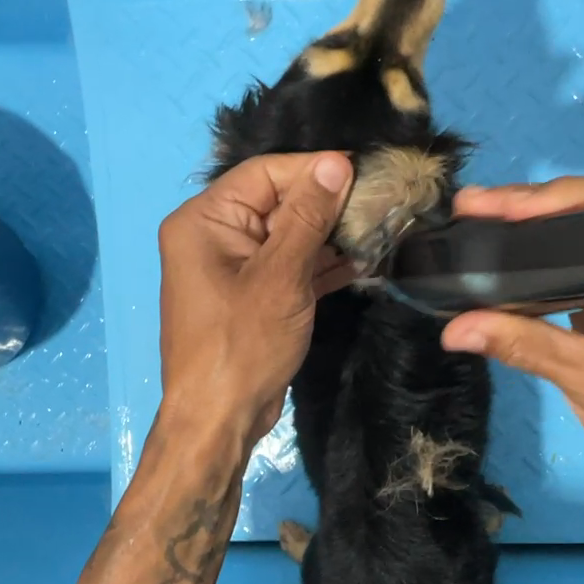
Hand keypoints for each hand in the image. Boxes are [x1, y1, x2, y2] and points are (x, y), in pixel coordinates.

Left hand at [158, 152, 354, 441]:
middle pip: (279, 203)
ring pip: (289, 237)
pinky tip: (363, 261)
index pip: (265, 174)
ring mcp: (235, 269)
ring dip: (331, 236)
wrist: (219, 419)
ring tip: (379, 229)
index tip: (364, 170)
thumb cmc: (242, 345)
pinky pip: (290, 268)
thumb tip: (336, 163)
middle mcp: (215, 236)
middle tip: (379, 202)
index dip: (314, 169)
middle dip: (328, 204)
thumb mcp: (280, 277)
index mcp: (205, 220)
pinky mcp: (254, 297)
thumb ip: (308, 217)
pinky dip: (322, 266)